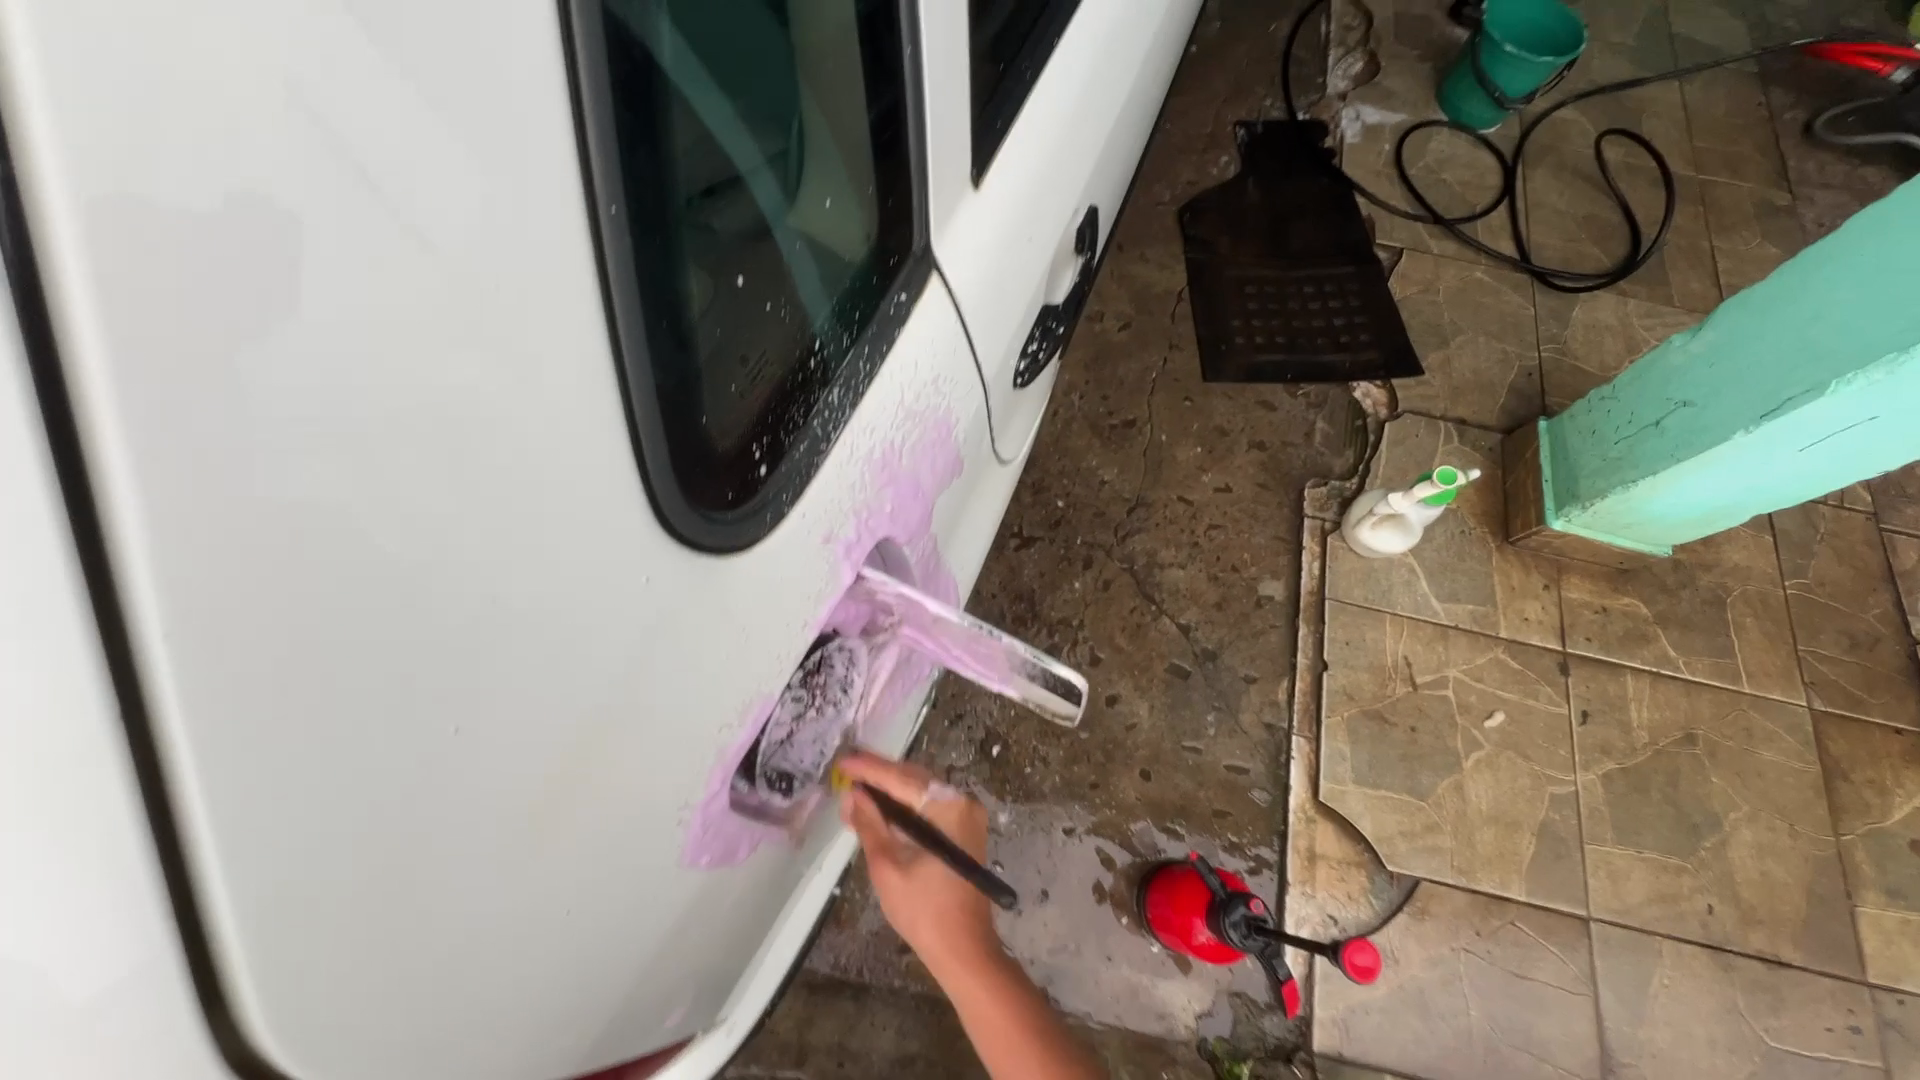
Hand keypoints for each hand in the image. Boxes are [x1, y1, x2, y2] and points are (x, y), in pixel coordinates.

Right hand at [836, 750, 1000, 976]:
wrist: (963, 947)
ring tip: (858, 788)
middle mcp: (962, 802)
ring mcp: (967, 815)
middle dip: (879, 775)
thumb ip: (869, 824)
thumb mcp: (887, 865)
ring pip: (922, 790)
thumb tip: (852, 795)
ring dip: (891, 789)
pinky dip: (906, 803)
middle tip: (846, 772)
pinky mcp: (965, 830)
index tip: (842, 761)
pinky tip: (883, 807)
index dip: (869, 769)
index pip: (900, 779)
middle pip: (914, 779)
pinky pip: (931, 805)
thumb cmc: (923, 910)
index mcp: (946, 807)